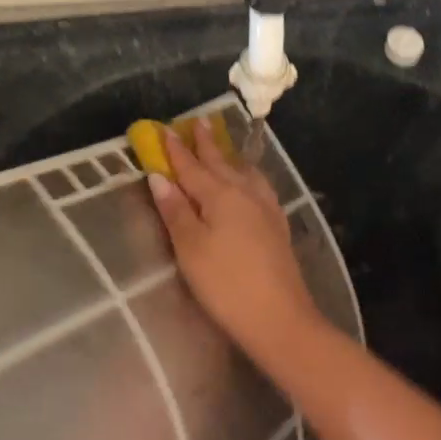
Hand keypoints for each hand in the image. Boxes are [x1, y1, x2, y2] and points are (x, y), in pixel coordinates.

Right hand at [147, 117, 320, 354]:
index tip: (164, 129)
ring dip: (228, 157)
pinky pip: (258, 186)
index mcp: (220, 194)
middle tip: (199, 120)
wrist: (281, 319)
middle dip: (206, 143)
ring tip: (222, 147)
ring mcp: (265, 208)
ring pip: (243, 172)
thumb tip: (159, 176)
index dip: (176, 149)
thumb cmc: (226, 285)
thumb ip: (176, 211)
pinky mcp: (277, 225)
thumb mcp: (191, 250)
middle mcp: (244, 192)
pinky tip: (250, 183)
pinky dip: (247, 175)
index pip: (192, 166)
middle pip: (221, 162)